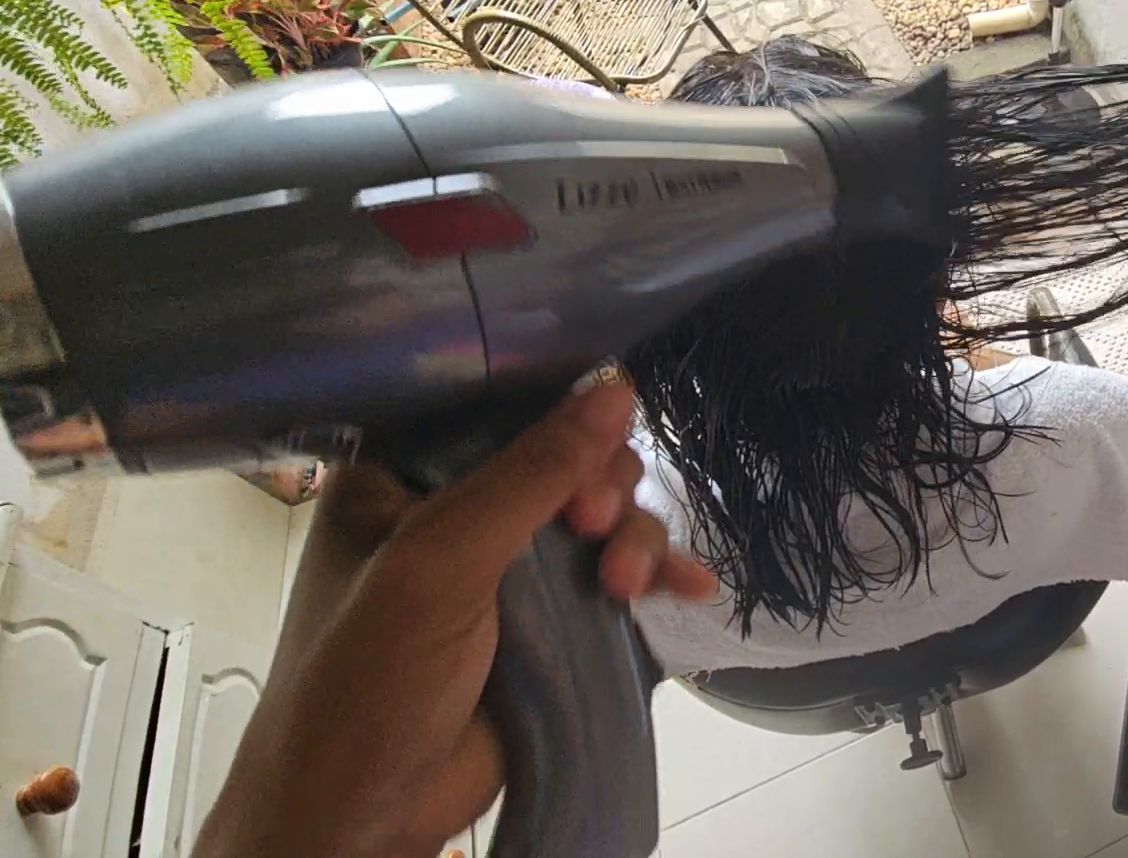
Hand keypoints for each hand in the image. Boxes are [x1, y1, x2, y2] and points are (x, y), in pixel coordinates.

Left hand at [195, 382, 717, 857]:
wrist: (365, 826)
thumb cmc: (369, 681)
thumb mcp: (443, 560)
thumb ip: (534, 472)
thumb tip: (618, 385)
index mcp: (413, 476)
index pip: (508, 409)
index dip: (562, 421)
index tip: (586, 458)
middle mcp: (472, 507)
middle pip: (576, 458)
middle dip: (603, 492)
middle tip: (593, 531)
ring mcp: (521, 560)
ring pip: (612, 511)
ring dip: (636, 541)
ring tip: (624, 589)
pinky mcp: (561, 608)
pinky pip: (628, 566)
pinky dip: (662, 574)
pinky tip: (691, 588)